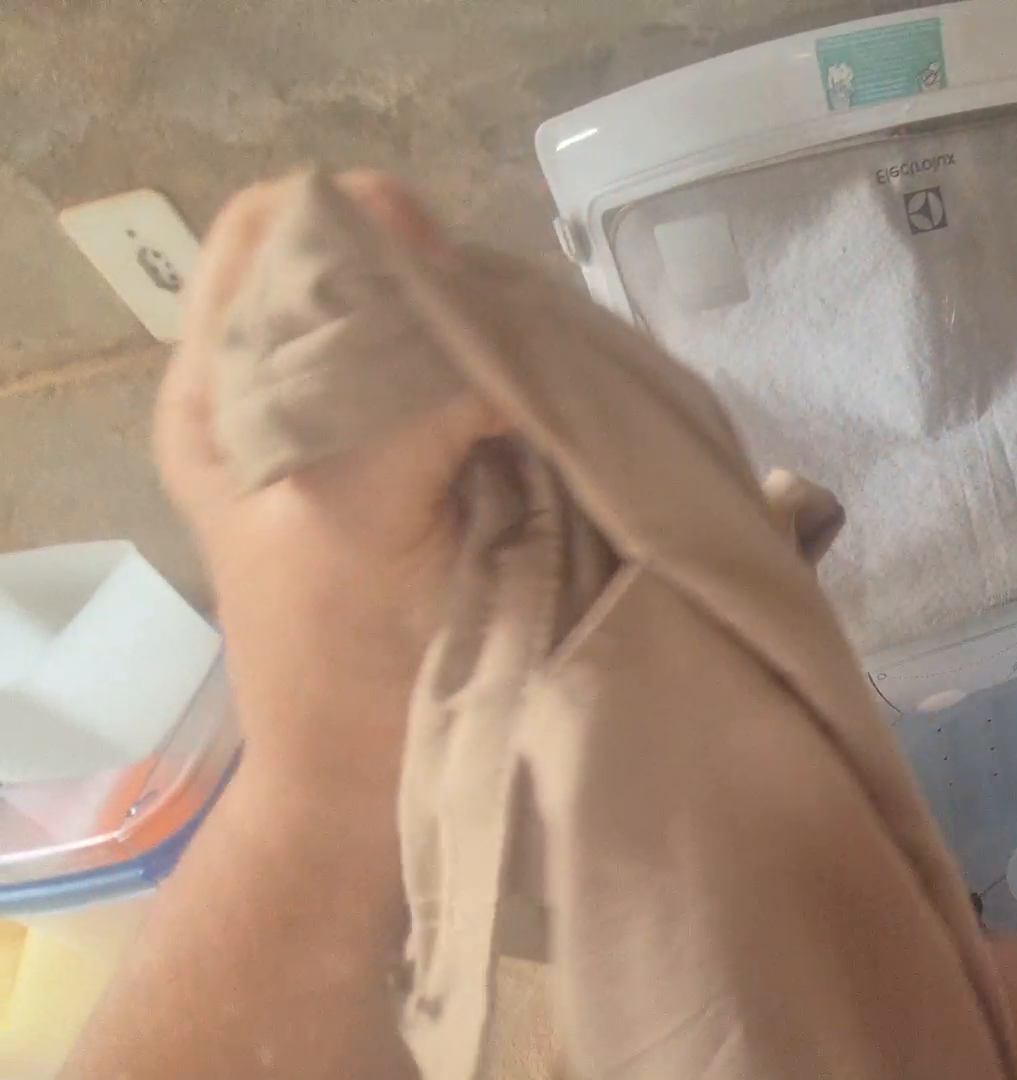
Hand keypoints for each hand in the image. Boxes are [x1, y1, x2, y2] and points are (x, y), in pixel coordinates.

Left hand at [154, 171, 500, 822]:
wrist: (379, 758)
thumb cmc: (346, 652)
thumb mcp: (347, 515)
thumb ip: (400, 402)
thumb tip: (499, 315)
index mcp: (237, 388)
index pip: (284, 239)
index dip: (366, 231)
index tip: (455, 273)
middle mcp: (311, 393)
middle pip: (377, 272)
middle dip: (450, 280)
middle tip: (516, 327)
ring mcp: (394, 432)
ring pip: (444, 328)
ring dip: (501, 333)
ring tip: (547, 364)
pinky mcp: (460, 468)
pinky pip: (491, 387)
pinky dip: (528, 377)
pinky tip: (558, 398)